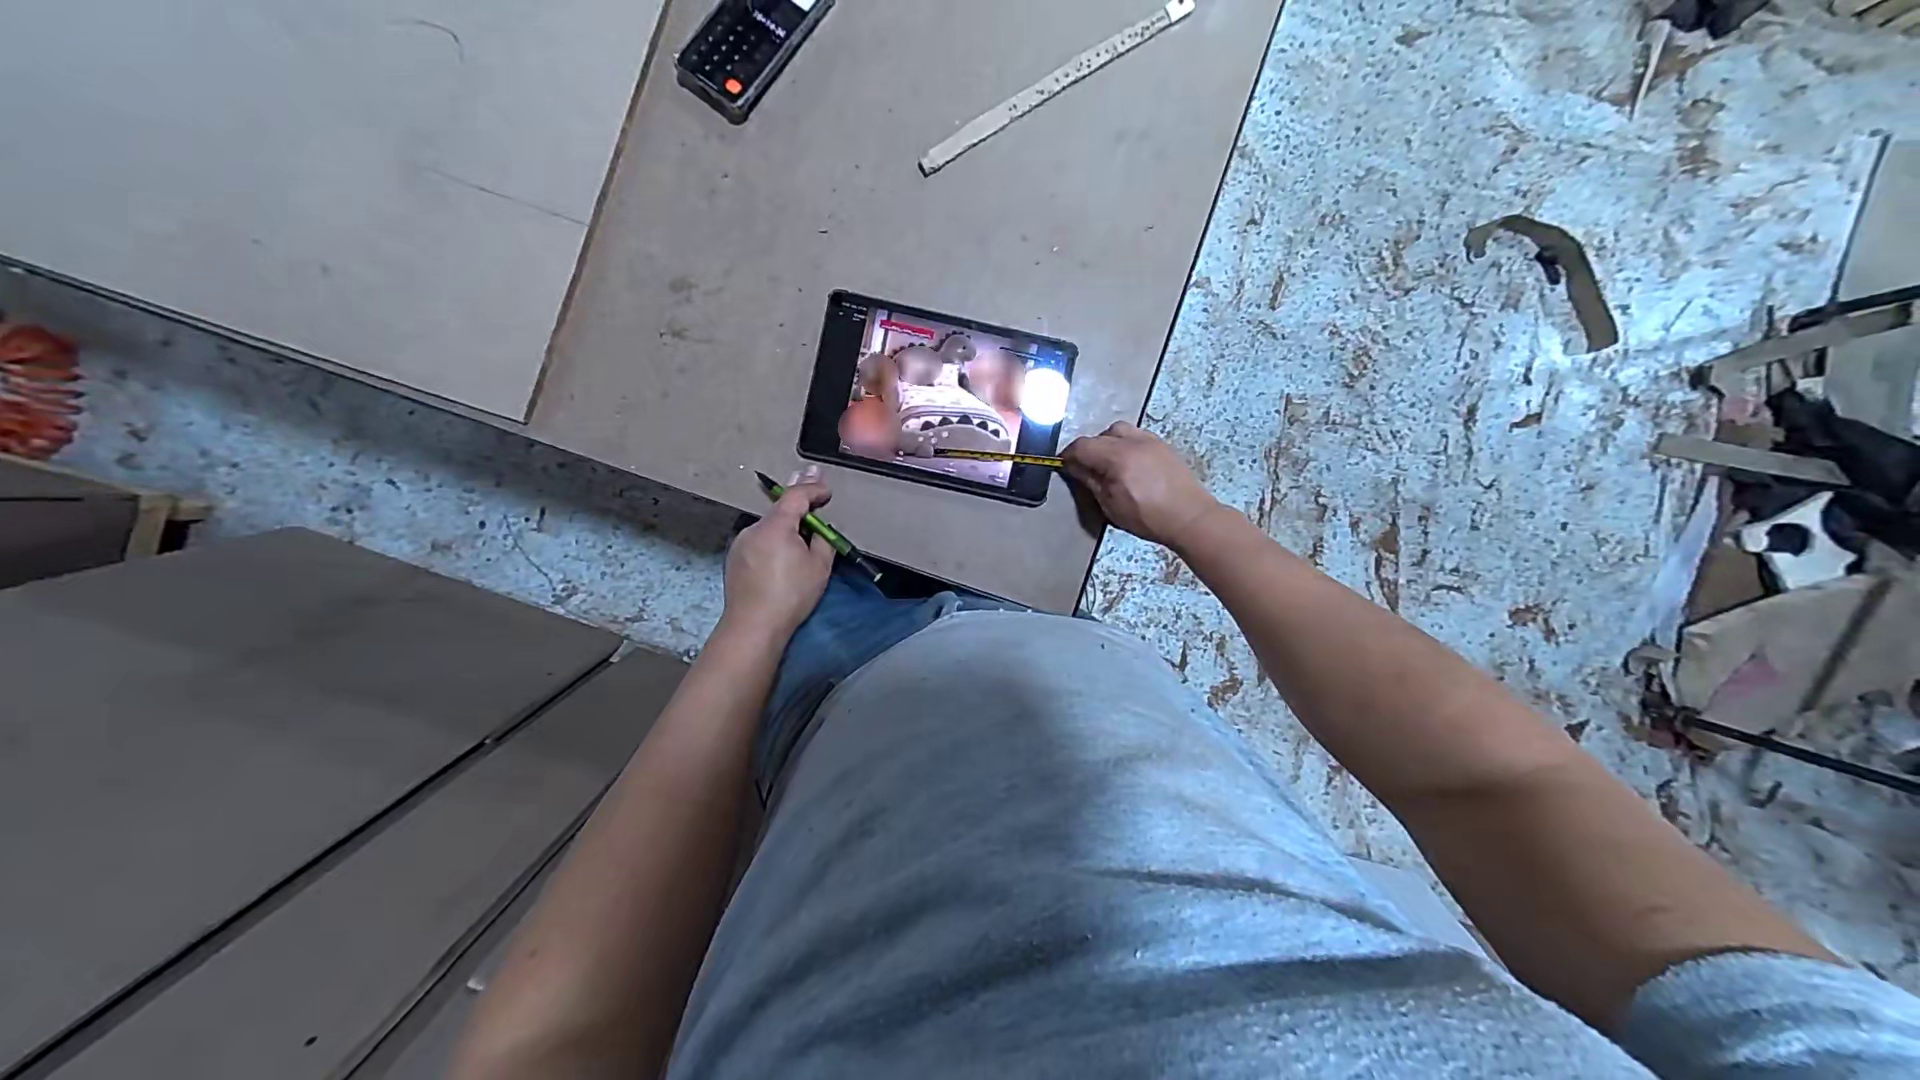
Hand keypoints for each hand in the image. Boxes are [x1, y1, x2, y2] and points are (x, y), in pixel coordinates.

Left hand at [724, 467, 835, 635]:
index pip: (795, 495)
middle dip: (799, 506)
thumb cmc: (792, 595)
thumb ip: (822, 538)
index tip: (826, 491)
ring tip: (802, 541)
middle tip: (817, 502)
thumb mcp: (820, 566)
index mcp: (775, 526)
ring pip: (768, 527)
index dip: (813, 489)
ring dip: (785, 527)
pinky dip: (773, 541)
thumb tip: (819, 526)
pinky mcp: (735, 559)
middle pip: (780, 510)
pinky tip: (782, 559)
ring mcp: (740, 544)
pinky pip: (759, 541)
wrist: (754, 625)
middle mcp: (753, 529)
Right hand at [1061, 422, 1224, 547]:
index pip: (1082, 446)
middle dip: (1087, 450)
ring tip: (1108, 463)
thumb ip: (1090, 481)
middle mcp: (1133, 442)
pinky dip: (1124, 443)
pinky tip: (1127, 463)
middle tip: (1085, 469)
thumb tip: (1073, 466)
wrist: (1190, 517)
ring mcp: (1150, 440)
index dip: (1068, 455)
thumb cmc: (1148, 517)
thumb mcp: (1111, 505)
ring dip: (1106, 442)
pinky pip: (1135, 435)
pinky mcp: (1162, 445)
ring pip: (1118, 430)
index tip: (1063, 465)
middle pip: (1099, 436)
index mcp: (1117, 458)